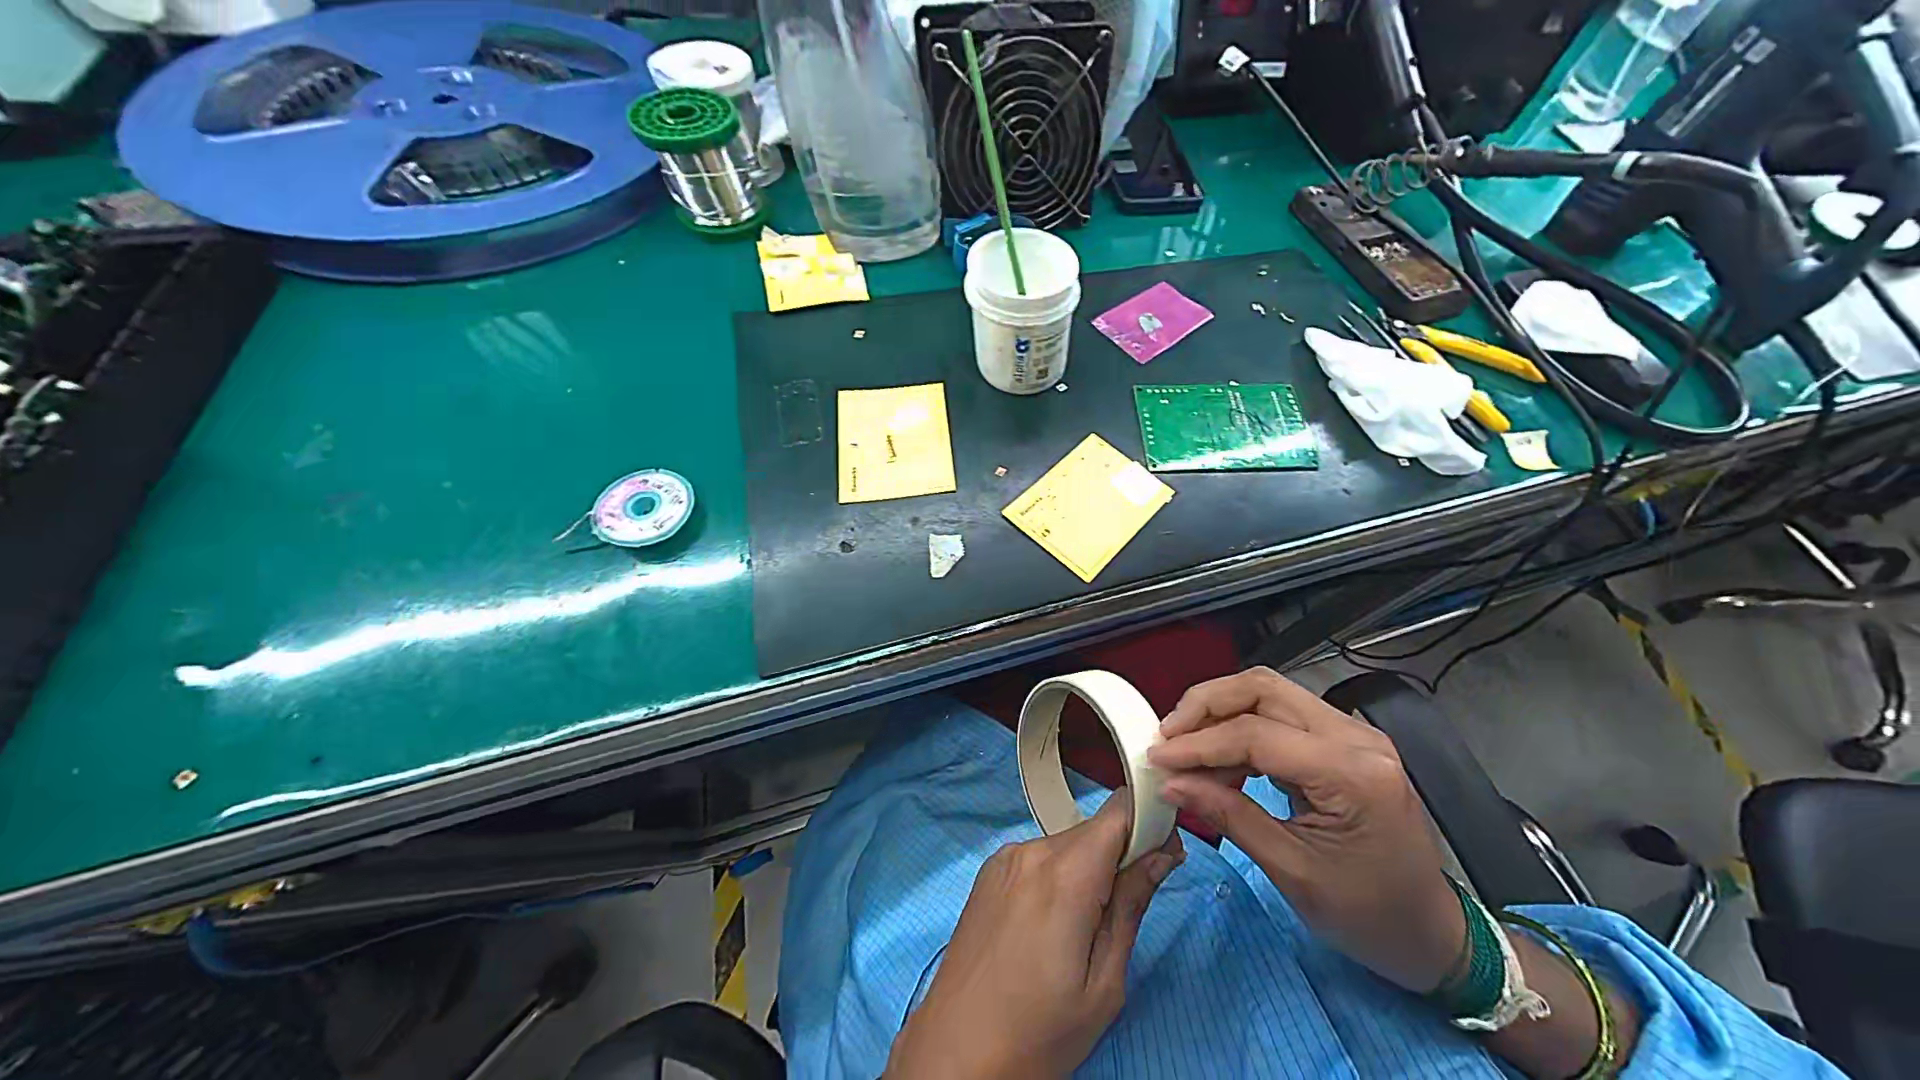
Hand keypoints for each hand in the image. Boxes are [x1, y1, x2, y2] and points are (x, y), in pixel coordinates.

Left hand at [885, 792, 1183, 1079]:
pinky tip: (1054, 923)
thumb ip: (1132, 906)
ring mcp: (1004, 859)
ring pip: (1067, 844)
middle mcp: (1030, 851)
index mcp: (1063, 875)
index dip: (1150, 820)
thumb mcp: (1104, 983)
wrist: (954, 1051)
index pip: (1118, 810)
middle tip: (1136, 901)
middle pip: (1094, 830)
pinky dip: (1059, 875)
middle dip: (1123, 853)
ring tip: (1088, 927)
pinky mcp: (989, 872)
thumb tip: (1161, 854)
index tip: (1169, 852)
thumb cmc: (1038, 1032)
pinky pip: (1039, 858)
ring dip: (1090, 868)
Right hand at [1147, 668, 1464, 993]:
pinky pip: (1279, 714)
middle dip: (1204, 706)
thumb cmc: (1369, 914)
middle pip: (1262, 689)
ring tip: (1184, 748)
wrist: (1431, 933)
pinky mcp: (1342, 741)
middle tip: (1166, 737)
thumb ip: (1229, 815)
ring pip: (1268, 693)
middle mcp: (1356, 737)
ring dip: (1218, 712)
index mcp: (1352, 773)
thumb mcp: (1292, 871)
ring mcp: (1353, 734)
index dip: (1198, 743)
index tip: (1156, 758)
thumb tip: (1172, 782)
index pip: (1256, 734)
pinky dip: (1239, 727)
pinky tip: (1217, 757)